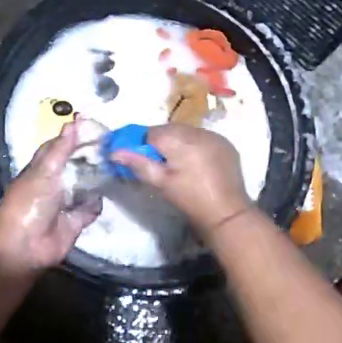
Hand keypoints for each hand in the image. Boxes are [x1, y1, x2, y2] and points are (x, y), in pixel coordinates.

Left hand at [0, 120, 102, 271]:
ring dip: (97, 179)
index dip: (73, 137)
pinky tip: (106, 193)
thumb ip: (61, 149)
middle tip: (114, 145)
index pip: (57, 147)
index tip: (95, 127)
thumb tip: (73, 121)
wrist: (25, 247)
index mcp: (40, 169)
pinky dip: (97, 204)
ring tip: (117, 165)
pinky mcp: (75, 222)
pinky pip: (90, 209)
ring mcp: (64, 203)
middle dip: (90, 157)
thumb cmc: (30, 204)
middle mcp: (53, 184)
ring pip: (85, 186)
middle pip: (74, 166)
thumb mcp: (45, 171)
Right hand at [112, 124, 253, 239]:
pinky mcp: (225, 143)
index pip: (152, 132)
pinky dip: (194, 144)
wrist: (227, 213)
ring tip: (177, 163)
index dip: (143, 144)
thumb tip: (114, 152)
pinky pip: (202, 136)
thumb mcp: (161, 183)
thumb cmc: (190, 200)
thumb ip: (138, 163)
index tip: (141, 158)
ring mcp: (214, 136)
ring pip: (186, 131)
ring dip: (178, 141)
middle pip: (169, 129)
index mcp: (180, 141)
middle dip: (160, 141)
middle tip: (158, 163)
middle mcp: (198, 132)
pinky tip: (195, 161)